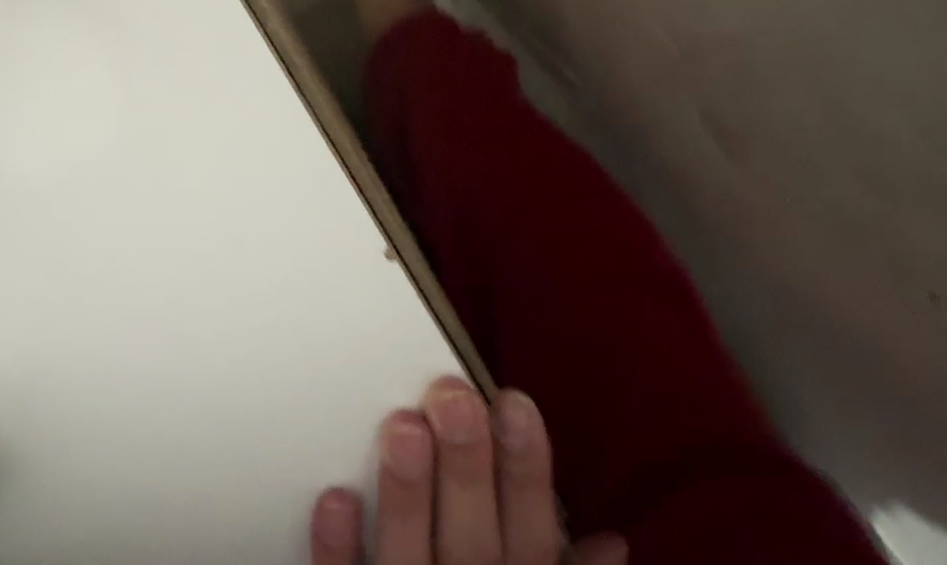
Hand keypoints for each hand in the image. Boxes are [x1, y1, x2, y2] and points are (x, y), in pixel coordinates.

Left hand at [310, 378, 626, 564]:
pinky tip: (335, 498)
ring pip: (409, 560)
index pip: (535, 534)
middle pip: (474, 541)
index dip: (527, 470)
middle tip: (453, 398)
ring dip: (407, 497)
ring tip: (401, 428)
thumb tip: (610, 541)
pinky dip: (340, 550)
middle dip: (467, 468)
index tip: (512, 402)